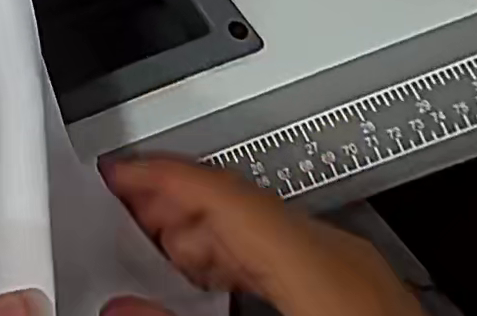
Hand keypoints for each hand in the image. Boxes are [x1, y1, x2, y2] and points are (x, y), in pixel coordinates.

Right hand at [100, 155, 422, 315]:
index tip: (112, 173)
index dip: (156, 174)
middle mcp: (343, 257)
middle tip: (119, 212)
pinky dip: (234, 255)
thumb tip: (124, 307)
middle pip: (233, 200)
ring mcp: (358, 275)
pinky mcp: (364, 297)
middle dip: (168, 203)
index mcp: (325, 263)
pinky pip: (282, 253)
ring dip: (198, 231)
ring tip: (153, 248)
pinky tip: (212, 279)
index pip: (220, 188)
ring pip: (256, 224)